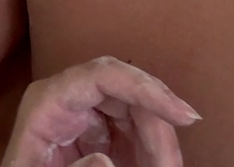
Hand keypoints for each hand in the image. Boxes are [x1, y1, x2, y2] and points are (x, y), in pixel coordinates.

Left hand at [0, 56, 198, 166]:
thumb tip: (106, 161)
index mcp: (49, 99)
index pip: (103, 75)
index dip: (145, 88)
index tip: (184, 115)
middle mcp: (69, 97)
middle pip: (126, 94)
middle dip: (157, 127)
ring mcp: (84, 114)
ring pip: (135, 113)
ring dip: (157, 142)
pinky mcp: (96, 133)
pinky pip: (133, 133)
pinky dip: (150, 152)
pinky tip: (156, 164)